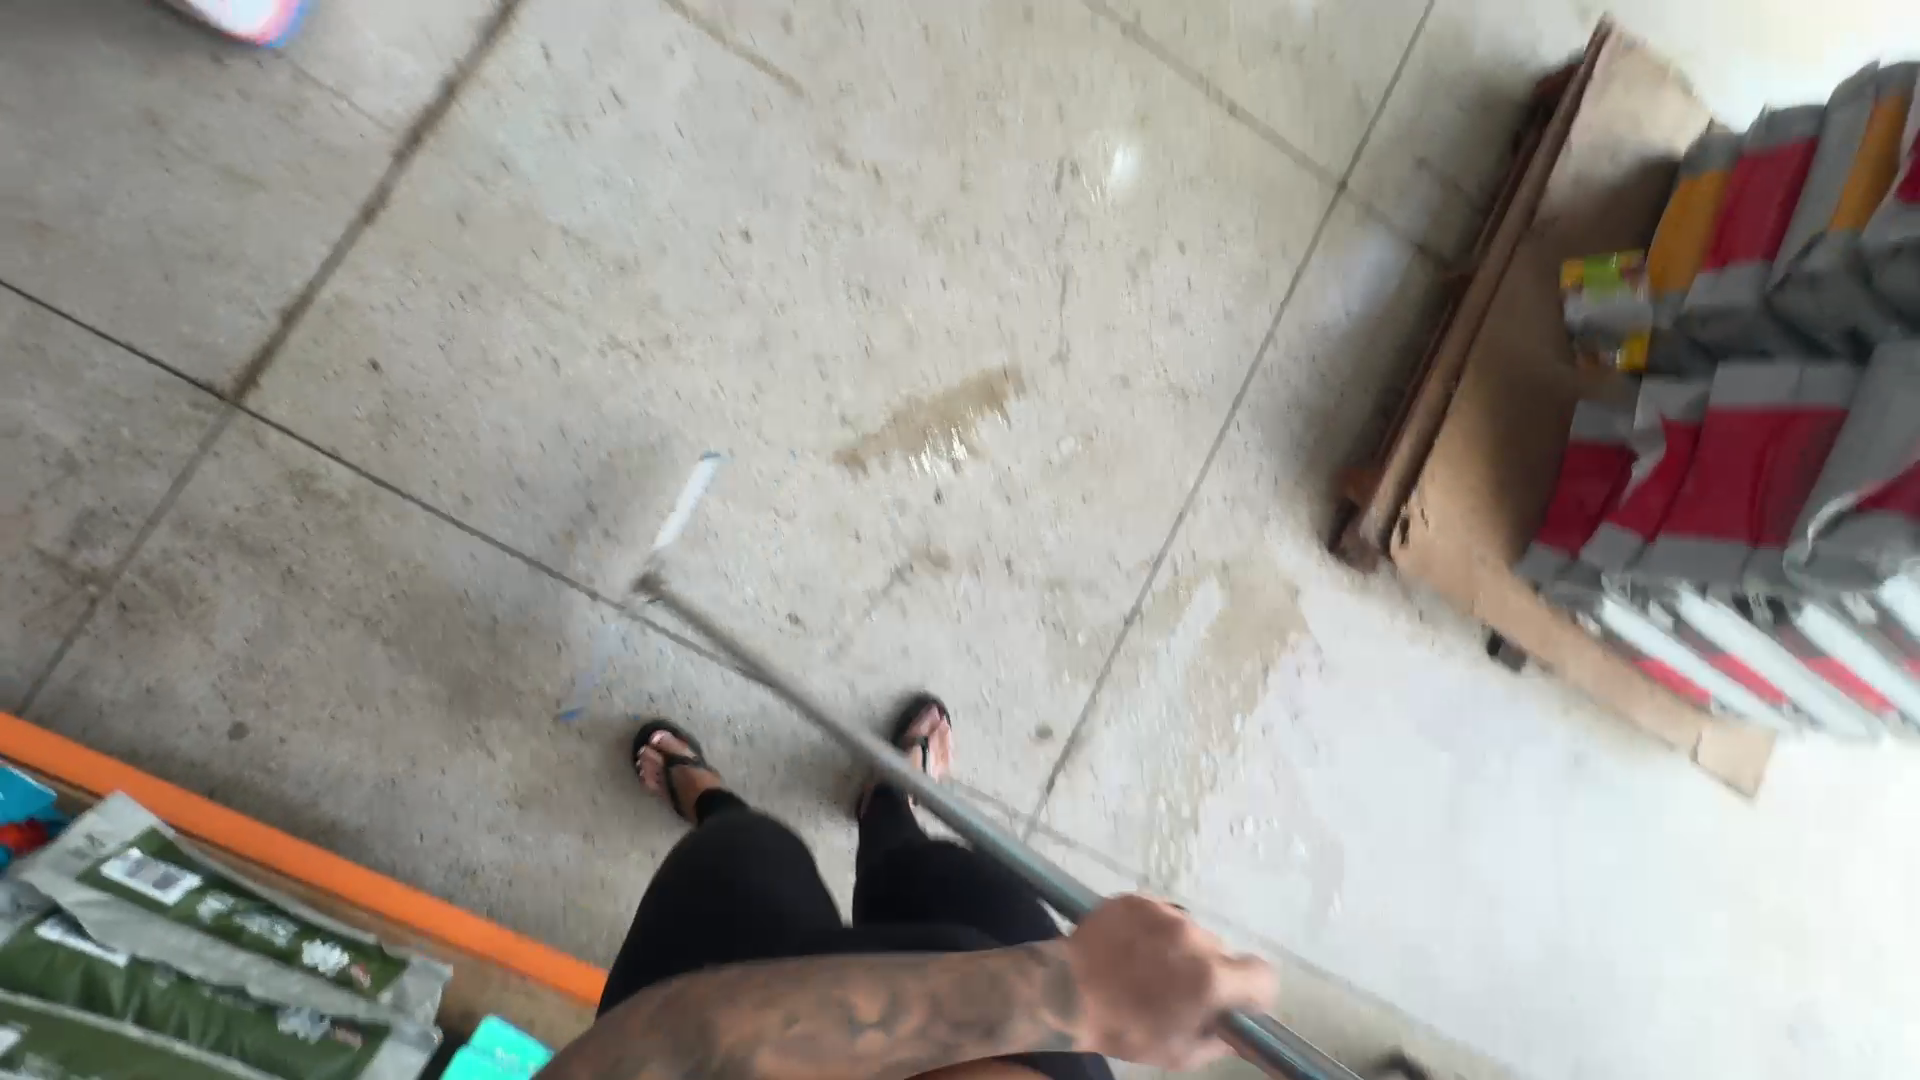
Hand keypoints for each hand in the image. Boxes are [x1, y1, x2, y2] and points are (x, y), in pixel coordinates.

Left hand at [1062, 894, 1276, 1068]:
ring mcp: (1162, 912)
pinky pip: (1160, 914)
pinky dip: (1154, 929)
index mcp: (1209, 978)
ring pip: (1189, 930)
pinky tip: (1133, 946)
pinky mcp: (1137, 898)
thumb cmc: (1126, 1029)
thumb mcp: (1180, 1052)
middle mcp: (1192, 936)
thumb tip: (1237, 1026)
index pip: (1262, 973)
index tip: (1238, 1000)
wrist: (1067, 991)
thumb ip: (1219, 1037)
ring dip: (1180, 947)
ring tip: (1150, 964)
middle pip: (1219, 951)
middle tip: (1179, 986)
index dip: (1254, 990)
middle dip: (1208, 969)